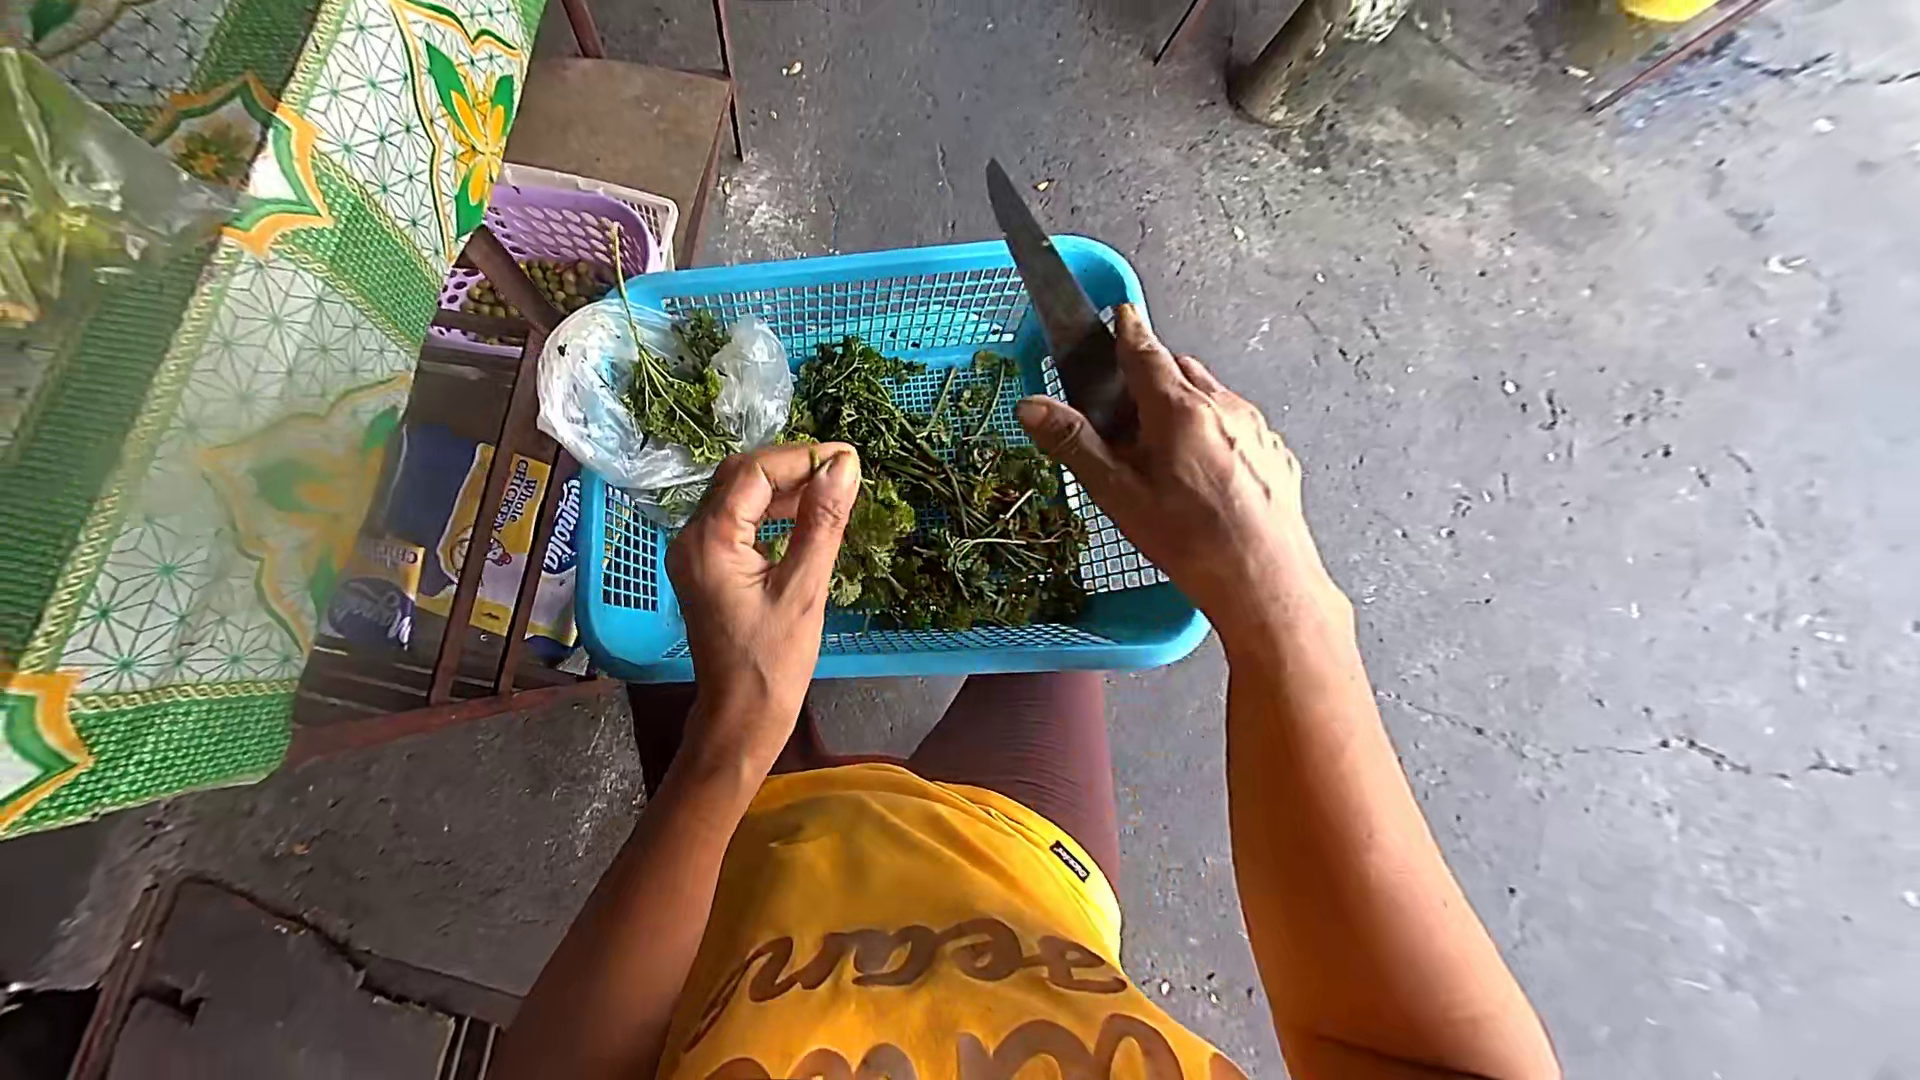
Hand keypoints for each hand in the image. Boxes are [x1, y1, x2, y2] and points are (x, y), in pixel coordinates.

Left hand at [666, 442, 859, 770]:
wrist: (742, 714)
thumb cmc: (774, 661)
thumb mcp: (805, 589)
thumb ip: (823, 523)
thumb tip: (845, 466)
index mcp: (709, 542)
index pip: (754, 473)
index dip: (802, 457)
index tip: (849, 458)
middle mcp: (692, 537)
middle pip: (741, 476)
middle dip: (793, 465)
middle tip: (843, 469)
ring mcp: (696, 551)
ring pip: (740, 494)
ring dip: (785, 485)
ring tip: (832, 487)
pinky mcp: (708, 564)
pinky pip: (740, 519)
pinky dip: (774, 509)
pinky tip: (807, 513)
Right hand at [1016, 305, 1342, 645]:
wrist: (1263, 580)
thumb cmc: (1187, 538)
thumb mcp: (1118, 494)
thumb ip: (1074, 444)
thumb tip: (1031, 405)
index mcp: (1179, 410)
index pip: (1146, 352)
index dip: (1128, 330)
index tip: (1122, 312)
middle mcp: (1223, 406)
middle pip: (1182, 369)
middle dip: (1154, 371)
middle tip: (1130, 400)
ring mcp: (1256, 428)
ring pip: (1212, 395)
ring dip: (1185, 400)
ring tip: (1164, 441)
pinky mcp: (1275, 452)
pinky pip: (1238, 423)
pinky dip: (1214, 427)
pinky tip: (1205, 470)